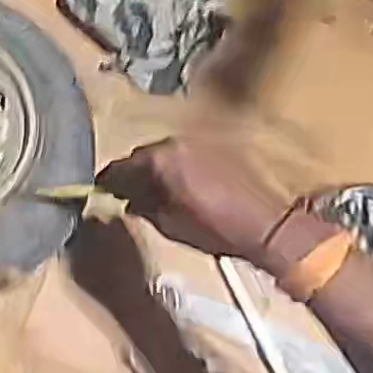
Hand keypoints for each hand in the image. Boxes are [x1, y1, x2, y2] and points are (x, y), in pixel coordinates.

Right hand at [95, 139, 287, 263]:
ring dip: (156, 168)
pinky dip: (176, 166)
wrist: (269, 226)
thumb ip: (144, 207)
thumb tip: (129, 200)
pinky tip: (181, 184)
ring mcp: (196, 142)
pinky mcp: (215, 146)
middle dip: (134, 174)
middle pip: (142, 156)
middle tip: (129, 193)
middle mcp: (174, 143)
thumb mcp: (170, 225)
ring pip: (163, 153)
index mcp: (159, 160)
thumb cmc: (217, 230)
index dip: (109, 181)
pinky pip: (183, 153)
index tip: (103, 190)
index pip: (121, 167)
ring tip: (157, 190)